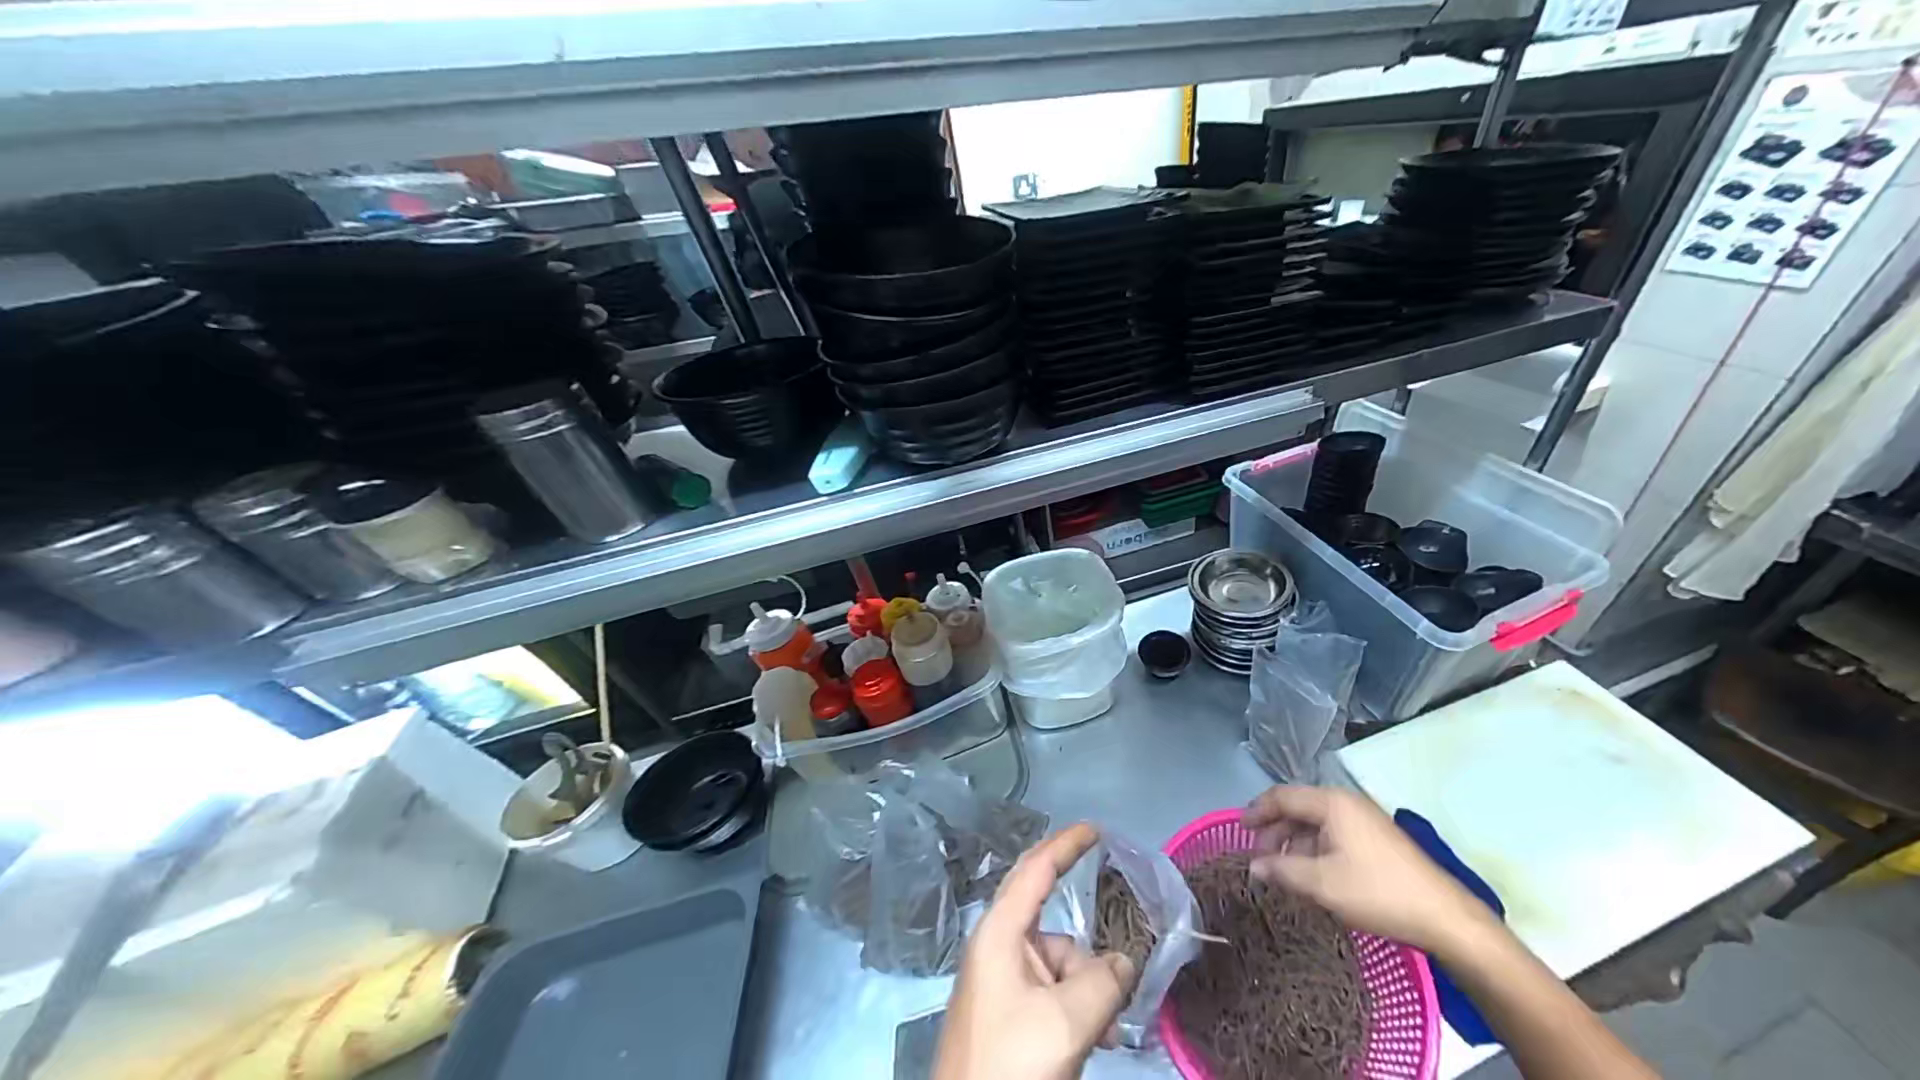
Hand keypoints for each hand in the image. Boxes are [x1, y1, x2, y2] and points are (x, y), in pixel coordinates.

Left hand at [934, 823, 1138, 1079]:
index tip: (1094, 828)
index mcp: (1000, 932)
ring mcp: (1002, 979)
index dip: (1065, 844)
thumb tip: (1123, 962)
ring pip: (1059, 962)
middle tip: (1116, 952)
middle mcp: (998, 945)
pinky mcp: (1009, 1010)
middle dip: (1086, 942)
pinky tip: (1097, 1039)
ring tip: (1106, 1030)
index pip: (1036, 870)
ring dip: (1088, 988)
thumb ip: (1104, 983)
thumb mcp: (1066, 1022)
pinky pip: (1053, 991)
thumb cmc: (1011, 1062)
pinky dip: (1078, 1006)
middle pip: (1051, 921)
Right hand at [1242, 786, 1489, 952]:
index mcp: (1332, 803)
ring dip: (1294, 844)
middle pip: (1298, 809)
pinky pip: (1333, 835)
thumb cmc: (1377, 892)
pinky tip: (1311, 875)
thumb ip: (1281, 870)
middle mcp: (1347, 803)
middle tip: (1260, 859)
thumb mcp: (1321, 883)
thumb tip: (1253, 867)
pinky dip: (1315, 850)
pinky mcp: (1377, 840)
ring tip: (1283, 872)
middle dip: (1274, 832)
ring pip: (1315, 824)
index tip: (1238, 831)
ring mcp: (1365, 821)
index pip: (1281, 796)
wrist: (1446, 919)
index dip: (1256, 812)